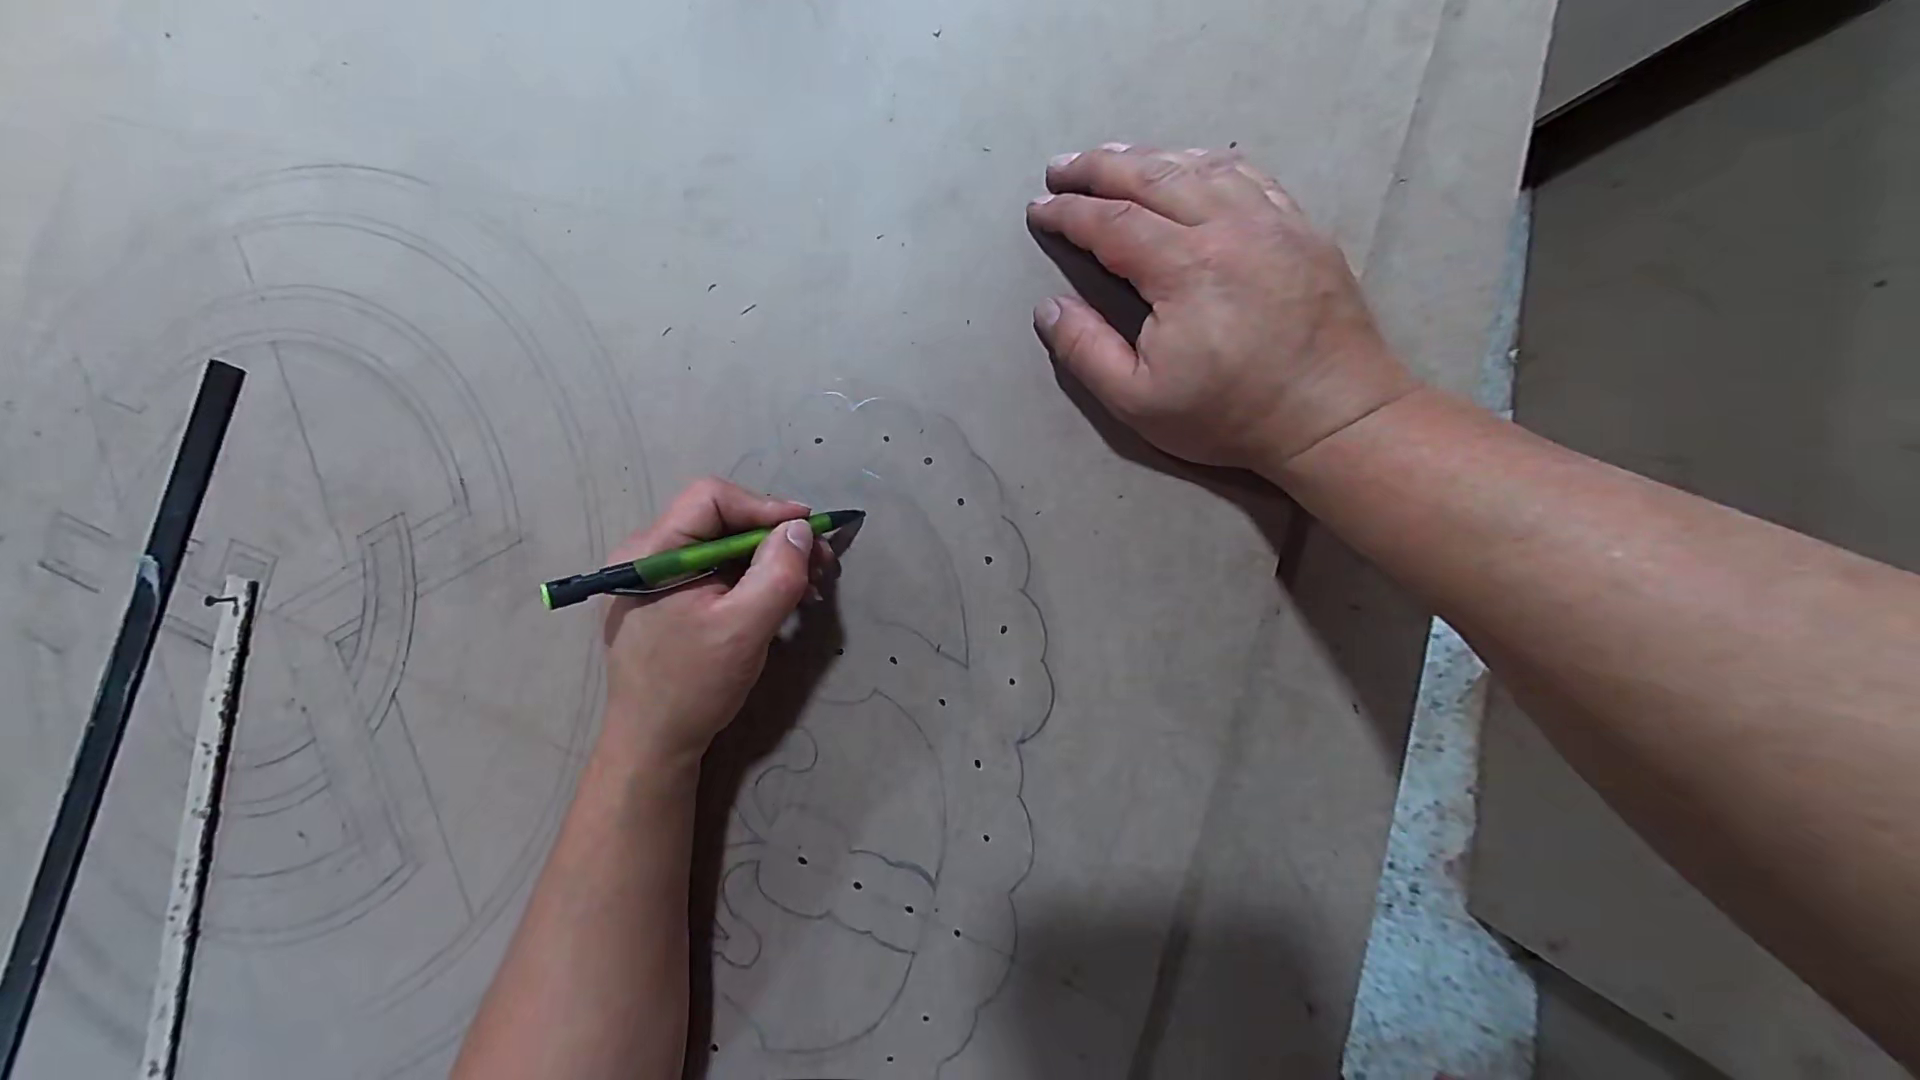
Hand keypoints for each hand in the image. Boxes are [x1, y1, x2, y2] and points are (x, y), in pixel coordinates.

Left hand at [597, 478, 835, 770]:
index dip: (765, 507)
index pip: (712, 498)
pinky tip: (784, 599)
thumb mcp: (745, 628)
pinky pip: (721, 572)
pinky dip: (757, 579)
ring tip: (810, 585)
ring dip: (773, 559)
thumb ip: (778, 574)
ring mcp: (661, 578)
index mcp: (653, 552)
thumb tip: (801, 529)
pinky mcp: (674, 599)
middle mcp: (651, 555)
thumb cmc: (693, 686)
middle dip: (777, 537)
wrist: (654, 745)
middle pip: (722, 520)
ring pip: (726, 547)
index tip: (809, 529)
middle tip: (820, 563)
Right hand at [1026, 144, 1418, 470]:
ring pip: (1199, 167)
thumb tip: (1048, 308)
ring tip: (1111, 157)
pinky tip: (1187, 165)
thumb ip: (1085, 351)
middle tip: (1060, 166)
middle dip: (1098, 168)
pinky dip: (1204, 163)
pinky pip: (1246, 175)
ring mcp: (1272, 221)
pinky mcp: (1301, 228)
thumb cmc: (1229, 416)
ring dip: (1147, 157)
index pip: (1111, 222)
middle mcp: (1228, 227)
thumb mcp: (1138, 402)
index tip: (1038, 208)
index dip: (1068, 213)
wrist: (1333, 416)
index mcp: (1185, 268)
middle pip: (1152, 177)